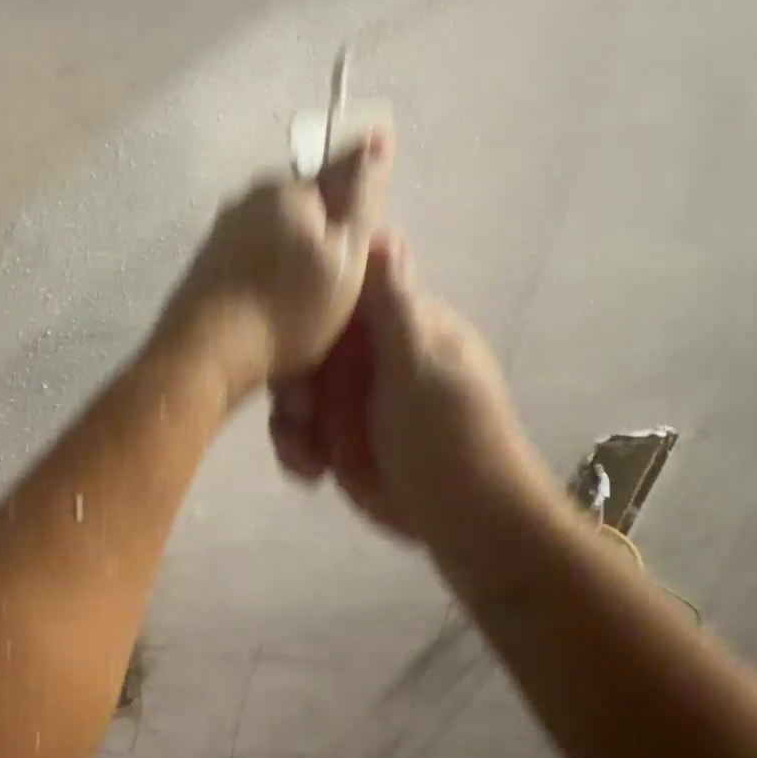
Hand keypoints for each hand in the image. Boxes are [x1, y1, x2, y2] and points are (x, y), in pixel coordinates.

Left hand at [156, 126, 393, 401]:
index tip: (360, 256)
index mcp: (283, 188)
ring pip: (276, 239)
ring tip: (309, 307)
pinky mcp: (205, 268)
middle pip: (303, 210)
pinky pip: (252, 264)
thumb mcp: (345, 250)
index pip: (336, 178)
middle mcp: (245, 200)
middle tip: (340, 287)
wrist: (206, 355)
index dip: (356, 215)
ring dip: (295, 263)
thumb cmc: (287, 306)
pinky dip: (268, 281)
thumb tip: (376, 132)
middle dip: (324, 237)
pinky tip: (274, 312)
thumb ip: (361, 193)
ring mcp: (219, 234)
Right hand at [269, 232, 562, 548]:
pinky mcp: (340, 438)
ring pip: (294, 393)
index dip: (305, 320)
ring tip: (304, 453)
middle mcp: (372, 358)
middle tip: (296, 414)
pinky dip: (297, 449)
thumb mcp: (418, 367)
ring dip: (290, 423)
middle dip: (291, 385)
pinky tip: (309, 470)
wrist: (468, 526)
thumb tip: (380, 231)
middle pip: (304, 350)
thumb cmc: (451, 439)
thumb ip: (390, 306)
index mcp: (401, 327)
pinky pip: (299, 430)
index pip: (336, 302)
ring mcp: (354, 400)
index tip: (288, 346)